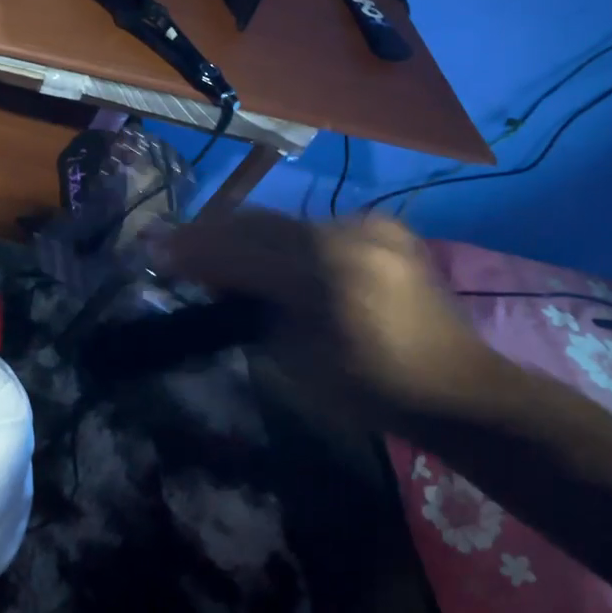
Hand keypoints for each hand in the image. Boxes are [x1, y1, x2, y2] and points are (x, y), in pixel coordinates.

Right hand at [168, 210, 493, 418]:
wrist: (461, 391)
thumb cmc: (370, 388)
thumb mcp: (292, 354)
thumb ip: (245, 305)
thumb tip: (202, 276)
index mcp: (325, 271)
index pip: (237, 248)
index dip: (189, 248)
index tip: (150, 248)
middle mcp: (347, 234)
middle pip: (254, 223)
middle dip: (207, 235)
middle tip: (168, 245)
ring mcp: (368, 226)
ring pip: (279, 221)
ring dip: (239, 235)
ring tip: (206, 250)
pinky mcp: (381, 227)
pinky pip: (308, 225)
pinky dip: (276, 238)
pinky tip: (258, 253)